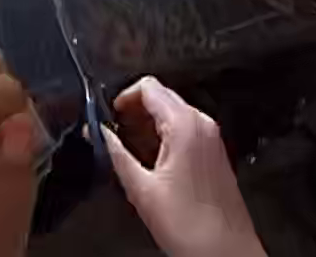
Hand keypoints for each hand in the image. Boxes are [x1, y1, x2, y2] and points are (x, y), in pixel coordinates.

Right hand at [103, 76, 264, 256]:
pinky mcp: (214, 153)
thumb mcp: (143, 191)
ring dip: (149, 123)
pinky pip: (185, 129)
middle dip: (135, 110)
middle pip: (161, 96)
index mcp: (184, 124)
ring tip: (131, 148)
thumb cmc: (191, 229)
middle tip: (116, 130)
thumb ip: (117, 154)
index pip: (148, 87)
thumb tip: (100, 133)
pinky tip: (153, 161)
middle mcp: (201, 124)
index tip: (111, 114)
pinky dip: (165, 135)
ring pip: (172, 112)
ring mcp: (211, 138)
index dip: (124, 97)